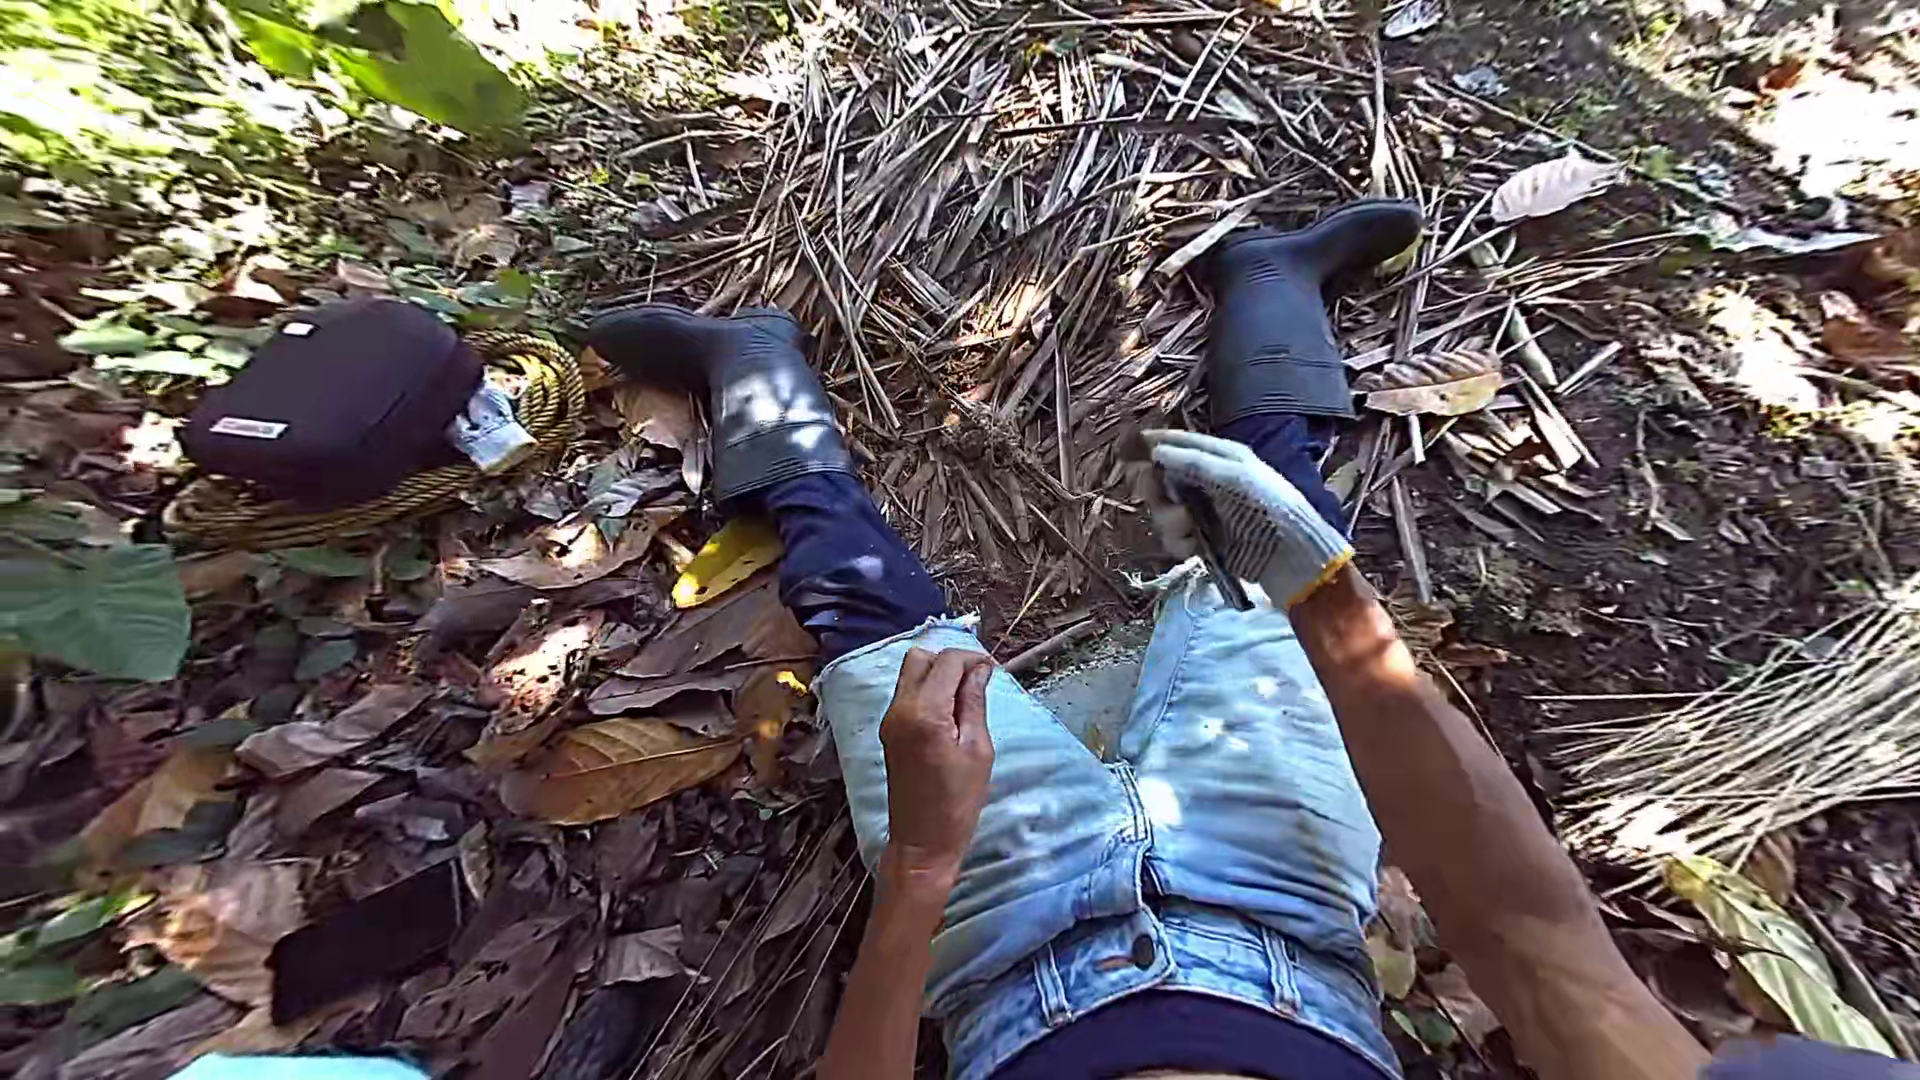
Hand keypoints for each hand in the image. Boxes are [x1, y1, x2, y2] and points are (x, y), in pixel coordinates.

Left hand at [878, 647, 995, 895]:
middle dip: (950, 661)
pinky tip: (948, 709)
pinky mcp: (888, 729)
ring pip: (910, 672)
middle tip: (977, 679)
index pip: (946, 661)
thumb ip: (974, 702)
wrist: (921, 842)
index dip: (972, 658)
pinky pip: (906, 692)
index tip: (992, 669)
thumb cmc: (958, 801)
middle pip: (920, 657)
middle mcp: (900, 708)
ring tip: (965, 694)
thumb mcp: (978, 749)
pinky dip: (927, 688)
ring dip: (937, 672)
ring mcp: (890, 718)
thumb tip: (980, 669)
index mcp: (924, 712)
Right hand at [1142, 428, 1353, 607]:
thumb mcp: (1235, 476)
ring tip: (1188, 527)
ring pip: (1162, 509)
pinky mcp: (1199, 537)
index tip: (1132, 448)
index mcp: (1221, 457)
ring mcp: (1201, 510)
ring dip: (1169, 519)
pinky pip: (1171, 536)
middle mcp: (1206, 481)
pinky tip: (1192, 546)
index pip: (1180, 442)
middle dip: (1156, 488)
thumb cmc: (1269, 507)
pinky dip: (1178, 542)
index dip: (1155, 443)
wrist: (1289, 556)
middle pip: (1161, 477)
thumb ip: (1194, 462)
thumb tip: (1155, 452)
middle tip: (1158, 494)